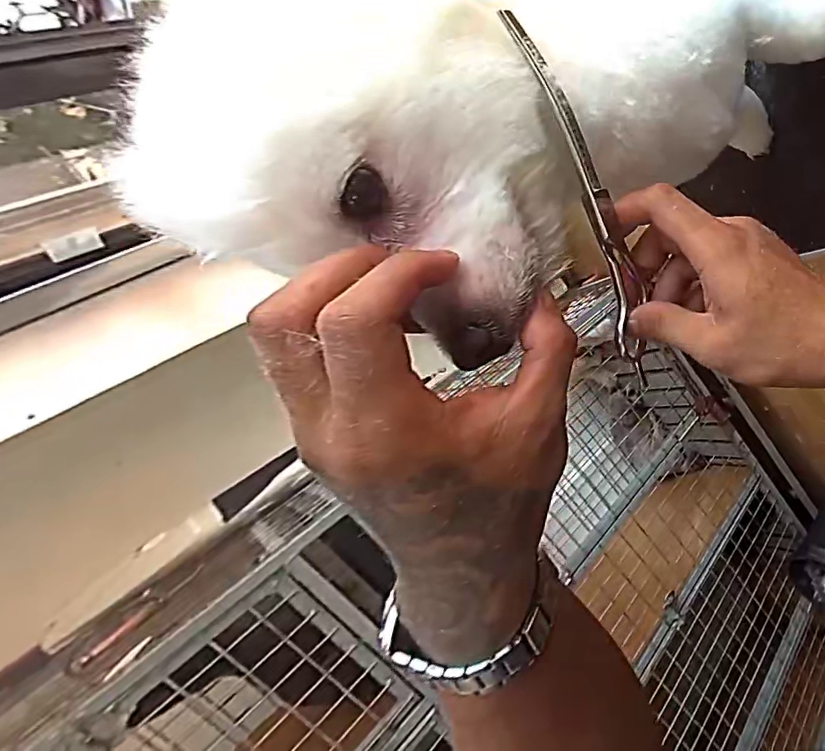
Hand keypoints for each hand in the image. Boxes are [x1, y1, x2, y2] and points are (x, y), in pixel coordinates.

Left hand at [247, 246, 576, 662]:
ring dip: (331, 288)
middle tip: (405, 260)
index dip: (397, 273)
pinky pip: (295, 352)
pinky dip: (334, 314)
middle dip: (343, 268)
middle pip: (282, 319)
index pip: (349, 323)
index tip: (446, 265)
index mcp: (386, 429)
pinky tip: (393, 316)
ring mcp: (310, 430)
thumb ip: (550, 348)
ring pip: (274, 333)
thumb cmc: (502, 502)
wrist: (462, 565)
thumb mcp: (543, 421)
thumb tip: (539, 296)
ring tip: (397, 281)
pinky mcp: (313, 427)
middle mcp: (330, 428)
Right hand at [616, 184, 824, 387]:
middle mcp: (733, 232)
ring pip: (694, 246)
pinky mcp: (761, 253)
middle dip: (647, 264)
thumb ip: (667, 325)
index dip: (625, 210)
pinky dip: (699, 279)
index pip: (660, 202)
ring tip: (674, 321)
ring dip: (674, 278)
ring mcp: (750, 240)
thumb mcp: (715, 344)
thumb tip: (636, 318)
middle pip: (672, 228)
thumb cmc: (786, 342)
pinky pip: (716, 255)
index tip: (603, 235)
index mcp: (717, 245)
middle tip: (640, 304)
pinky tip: (702, 316)